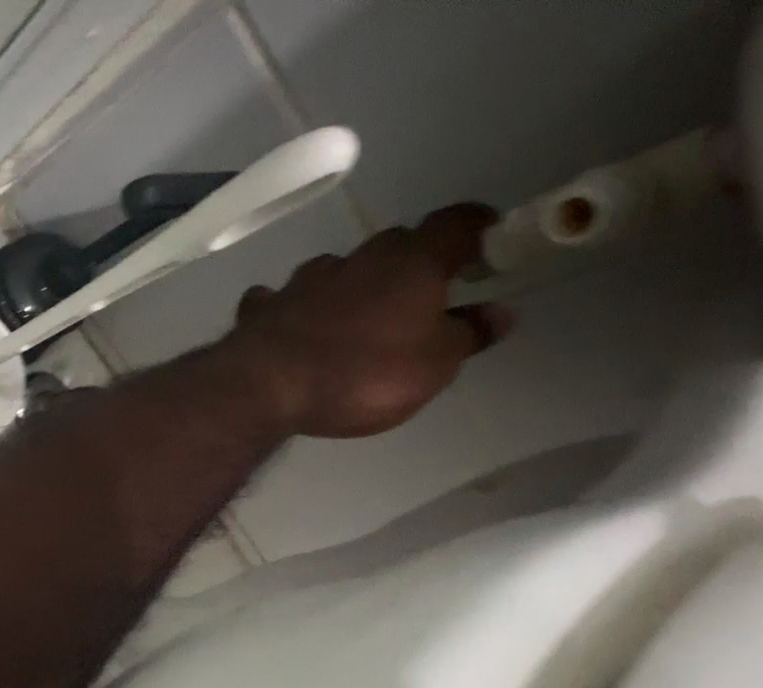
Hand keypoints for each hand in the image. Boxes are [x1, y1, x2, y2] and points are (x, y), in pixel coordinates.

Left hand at [221, 203, 512, 438]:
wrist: (266, 385)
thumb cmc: (364, 373)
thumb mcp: (434, 364)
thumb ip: (468, 335)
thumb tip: (500, 312)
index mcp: (411, 263)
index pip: (453, 225)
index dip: (474, 227)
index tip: (487, 235)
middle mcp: (356, 259)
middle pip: (392, 245)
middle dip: (410, 262)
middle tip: (420, 291)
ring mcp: (302, 281)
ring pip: (335, 270)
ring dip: (349, 285)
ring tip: (356, 314)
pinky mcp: (262, 309)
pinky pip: (281, 299)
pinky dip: (292, 308)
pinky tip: (290, 322)